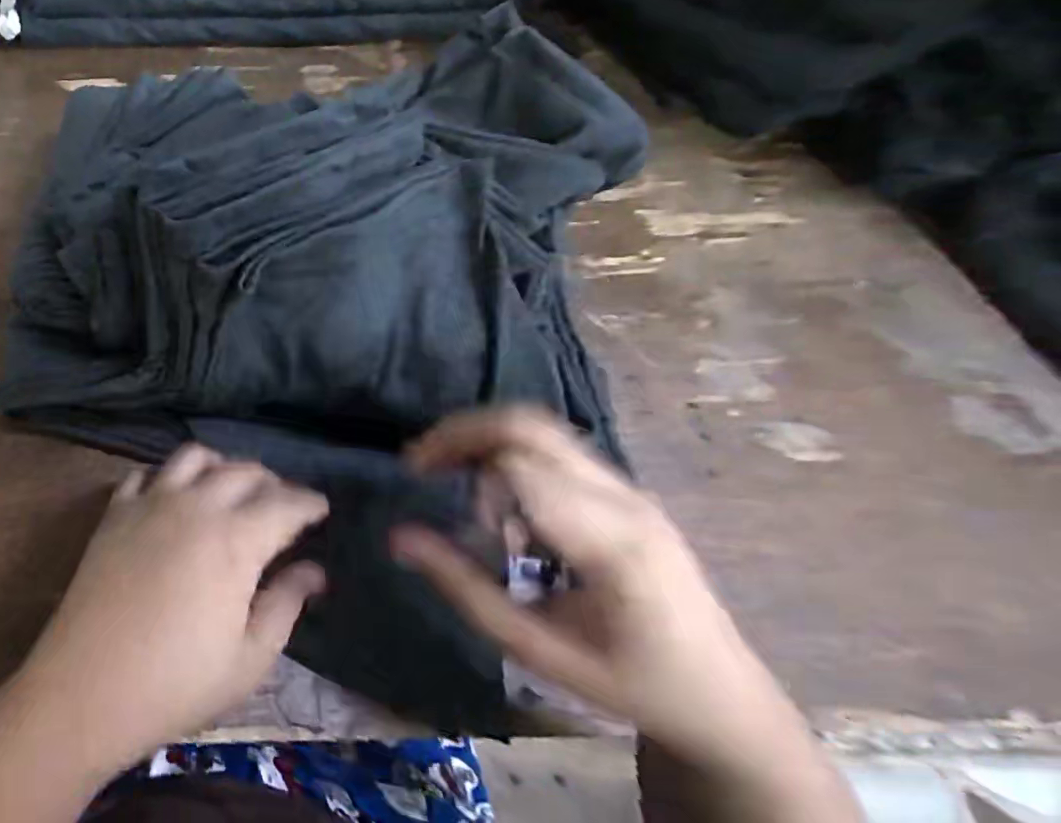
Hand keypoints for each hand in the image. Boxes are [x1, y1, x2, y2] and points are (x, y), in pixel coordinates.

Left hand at [10, 444, 328, 771]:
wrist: (89, 685)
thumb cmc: (178, 682)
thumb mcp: (250, 658)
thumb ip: (285, 603)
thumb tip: (314, 571)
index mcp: (236, 539)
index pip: (285, 503)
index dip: (309, 503)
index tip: (322, 508)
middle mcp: (195, 505)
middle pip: (243, 470)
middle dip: (271, 482)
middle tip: (280, 505)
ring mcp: (150, 501)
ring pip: (193, 456)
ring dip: (220, 466)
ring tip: (229, 491)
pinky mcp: (115, 510)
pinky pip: (145, 472)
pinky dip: (167, 476)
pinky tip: (172, 498)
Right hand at [387, 408, 804, 768]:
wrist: (727, 699)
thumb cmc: (628, 682)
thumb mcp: (536, 649)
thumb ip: (463, 588)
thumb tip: (397, 536)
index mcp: (610, 542)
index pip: (517, 464)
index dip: (456, 458)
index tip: (416, 480)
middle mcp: (624, 499)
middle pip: (529, 425)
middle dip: (463, 431)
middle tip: (421, 461)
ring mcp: (631, 490)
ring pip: (541, 428)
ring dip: (485, 440)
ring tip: (452, 478)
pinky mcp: (627, 492)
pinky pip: (556, 449)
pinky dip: (510, 453)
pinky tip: (497, 500)